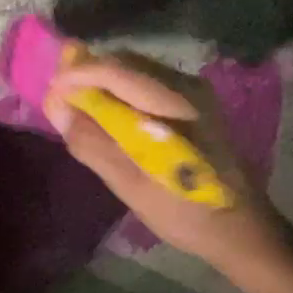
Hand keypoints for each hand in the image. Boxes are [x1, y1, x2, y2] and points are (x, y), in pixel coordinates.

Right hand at [43, 55, 285, 276]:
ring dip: (101, 80)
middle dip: (86, 73)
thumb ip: (93, 143)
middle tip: (58, 99)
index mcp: (176, 103)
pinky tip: (106, 112)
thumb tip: (57, 108)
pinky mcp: (193, 101)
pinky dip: (119, 89)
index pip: (118, 70)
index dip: (78, 74)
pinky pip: (145, 81)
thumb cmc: (187, 212)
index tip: (50, 89)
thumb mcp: (133, 185)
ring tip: (75, 105)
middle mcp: (186, 85)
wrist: (242, 229)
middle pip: (125, 63)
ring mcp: (193, 90)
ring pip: (134, 69)